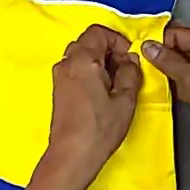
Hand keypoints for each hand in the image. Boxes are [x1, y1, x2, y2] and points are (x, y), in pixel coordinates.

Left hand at [44, 24, 141, 187]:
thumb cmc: (100, 128)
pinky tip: (102, 94)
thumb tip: (130, 60)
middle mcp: (66, 63)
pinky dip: (90, 73)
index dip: (118, 40)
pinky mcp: (59, 91)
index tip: (129, 58)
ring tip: (115, 83)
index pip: (99, 32)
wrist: (71, 157)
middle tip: (125, 70)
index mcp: (83, 60)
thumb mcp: (126, 99)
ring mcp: (60, 77)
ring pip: (82, 56)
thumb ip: (130, 72)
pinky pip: (76, 69)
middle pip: (89, 42)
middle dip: (109, 51)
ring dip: (100, 62)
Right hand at [142, 25, 189, 149]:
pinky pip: (183, 81)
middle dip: (160, 55)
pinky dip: (172, 84)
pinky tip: (156, 88)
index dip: (161, 40)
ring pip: (180, 66)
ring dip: (164, 71)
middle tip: (137, 61)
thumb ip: (169, 61)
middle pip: (179, 49)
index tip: (139, 48)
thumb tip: (149, 46)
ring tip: (142, 74)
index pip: (181, 34)